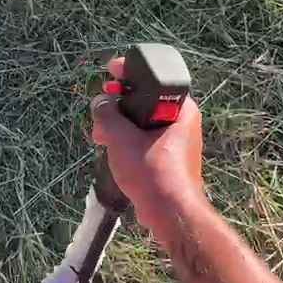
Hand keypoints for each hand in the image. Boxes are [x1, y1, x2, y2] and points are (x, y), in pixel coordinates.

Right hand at [90, 54, 206, 238]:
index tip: (110, 70)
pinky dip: (128, 140)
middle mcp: (183, 120)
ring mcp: (177, 140)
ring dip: (119, 125)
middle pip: (145, 101)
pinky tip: (111, 149)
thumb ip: (106, 113)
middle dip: (118, 105)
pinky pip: (145, 139)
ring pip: (143, 122)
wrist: (169, 212)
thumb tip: (99, 101)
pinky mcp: (170, 158)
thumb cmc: (150, 169)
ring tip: (100, 135)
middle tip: (99, 110)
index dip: (129, 73)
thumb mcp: (120, 136)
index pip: (154, 78)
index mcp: (181, 108)